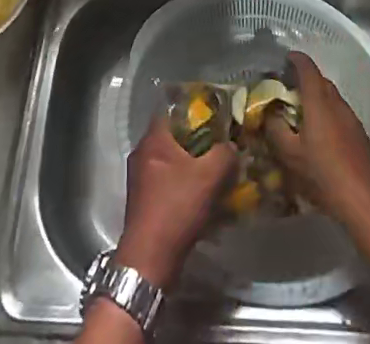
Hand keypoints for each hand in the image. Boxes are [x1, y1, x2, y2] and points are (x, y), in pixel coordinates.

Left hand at [117, 112, 235, 287]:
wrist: (150, 257)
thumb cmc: (177, 207)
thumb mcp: (210, 177)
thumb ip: (224, 154)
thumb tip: (230, 146)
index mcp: (153, 141)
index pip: (171, 113)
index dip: (193, 114)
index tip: (213, 121)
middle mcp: (141, 154)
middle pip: (171, 139)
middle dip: (195, 144)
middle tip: (217, 150)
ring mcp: (138, 179)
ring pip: (168, 163)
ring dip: (189, 168)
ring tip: (212, 176)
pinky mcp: (141, 201)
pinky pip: (164, 184)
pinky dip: (181, 187)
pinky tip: (199, 200)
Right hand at [265, 52, 369, 227]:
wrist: (364, 201)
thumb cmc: (322, 174)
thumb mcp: (289, 154)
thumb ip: (275, 128)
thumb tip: (270, 113)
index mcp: (319, 103)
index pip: (308, 69)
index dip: (296, 60)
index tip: (284, 59)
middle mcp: (338, 104)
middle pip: (321, 82)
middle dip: (304, 79)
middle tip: (286, 88)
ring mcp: (352, 119)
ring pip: (331, 98)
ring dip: (316, 98)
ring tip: (299, 112)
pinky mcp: (359, 135)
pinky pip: (339, 114)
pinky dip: (326, 113)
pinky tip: (318, 134)